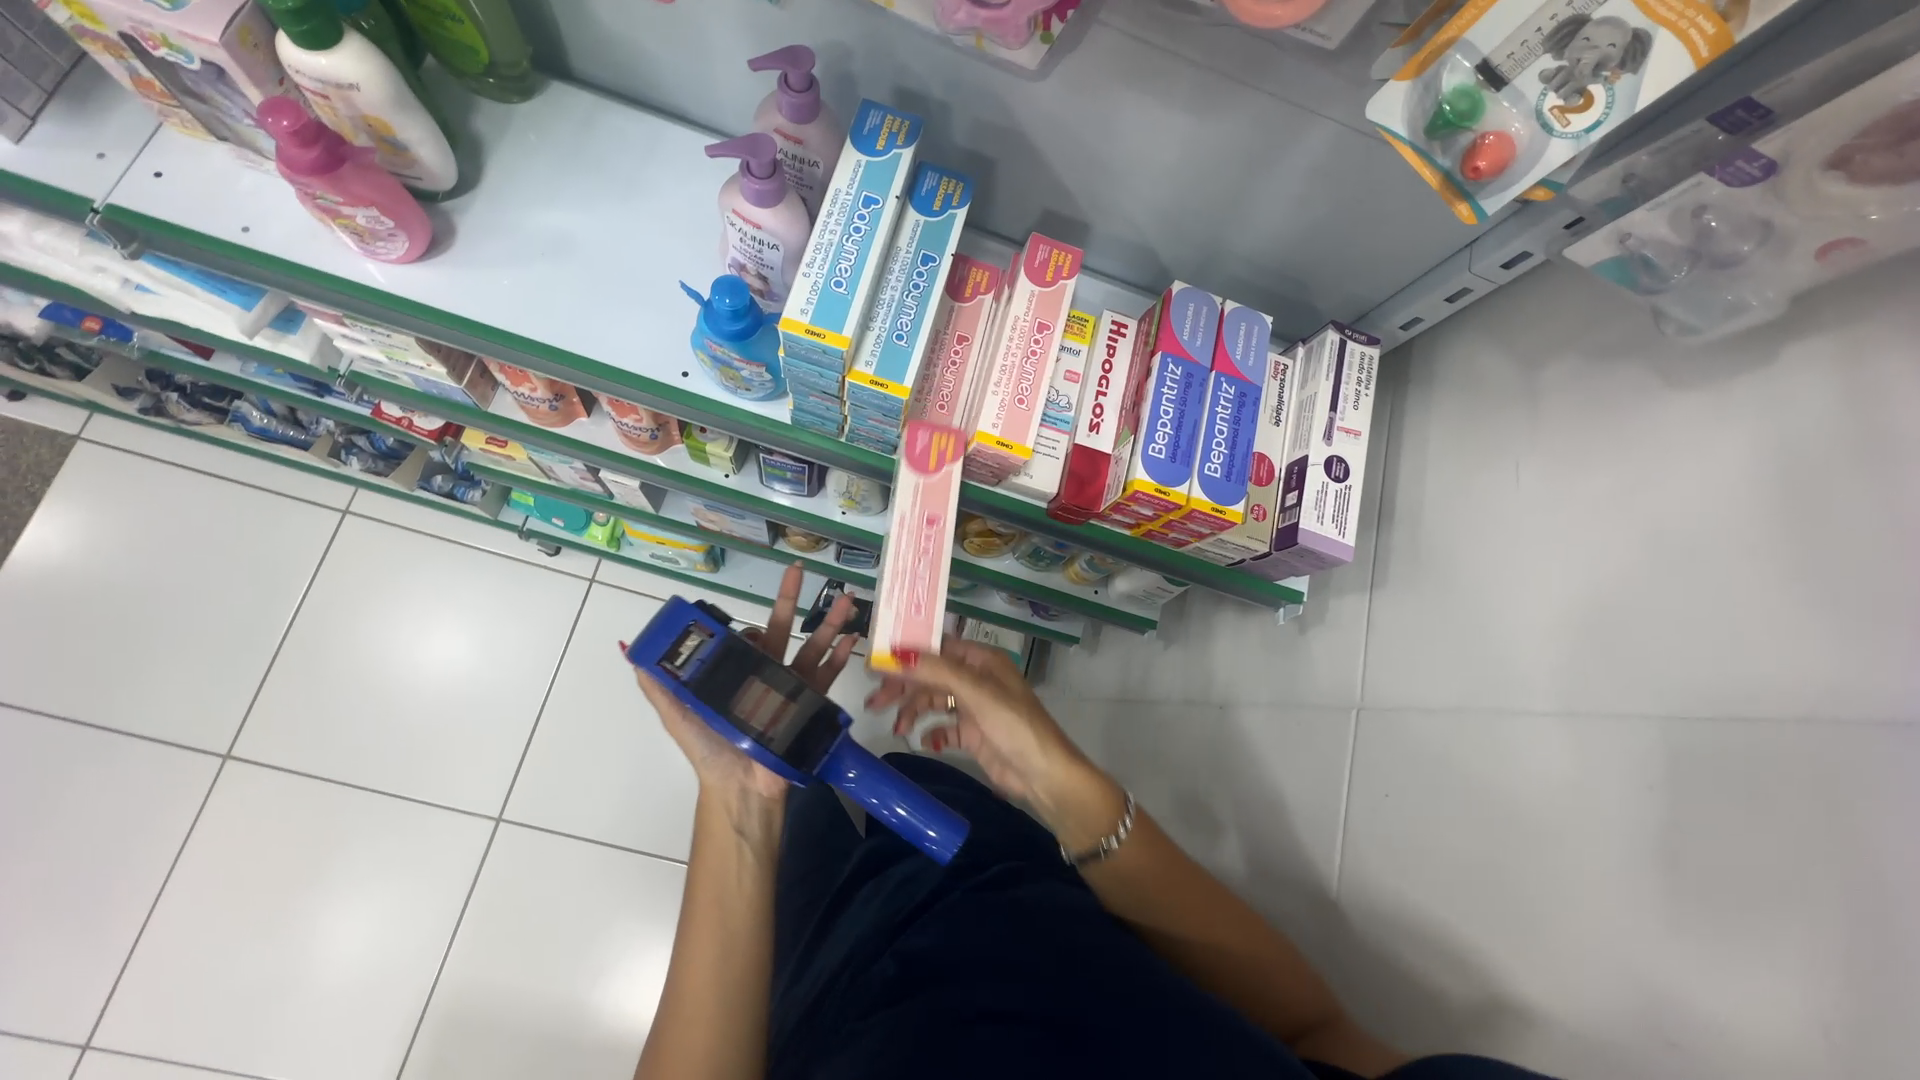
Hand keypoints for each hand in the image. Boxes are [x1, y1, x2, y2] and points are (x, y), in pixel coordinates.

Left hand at [625, 564, 861, 818]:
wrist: (739, 787)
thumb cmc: (709, 750)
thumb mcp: (677, 714)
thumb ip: (659, 684)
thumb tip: (632, 650)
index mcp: (738, 671)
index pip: (747, 636)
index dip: (750, 621)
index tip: (743, 619)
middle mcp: (766, 673)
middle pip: (782, 628)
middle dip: (791, 598)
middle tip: (799, 568)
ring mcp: (791, 687)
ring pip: (812, 646)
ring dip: (829, 623)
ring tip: (845, 599)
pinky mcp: (810, 704)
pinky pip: (827, 676)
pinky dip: (840, 657)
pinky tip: (851, 639)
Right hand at [865, 640, 1122, 846]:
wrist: (1043, 775)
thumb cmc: (1014, 726)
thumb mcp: (976, 693)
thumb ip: (936, 671)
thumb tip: (895, 654)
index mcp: (983, 661)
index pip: (938, 648)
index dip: (908, 654)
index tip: (877, 664)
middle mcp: (977, 679)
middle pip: (931, 676)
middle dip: (904, 687)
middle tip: (875, 702)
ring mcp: (975, 708)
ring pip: (934, 702)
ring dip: (914, 712)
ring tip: (899, 728)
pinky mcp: (974, 734)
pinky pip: (944, 728)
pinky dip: (932, 733)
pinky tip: (926, 742)